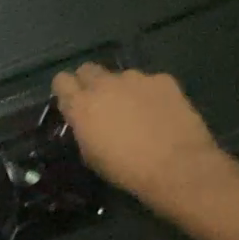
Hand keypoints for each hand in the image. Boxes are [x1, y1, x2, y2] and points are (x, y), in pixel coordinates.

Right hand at [52, 64, 233, 200]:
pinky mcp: (163, 80)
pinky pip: (150, 82)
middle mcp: (104, 84)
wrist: (176, 166)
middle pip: (88, 69)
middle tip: (102, 103)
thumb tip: (86, 122)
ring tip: (138, 111)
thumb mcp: (91, 155)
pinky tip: (161, 112)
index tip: (72, 102)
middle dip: (90, 82)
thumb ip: (84, 130)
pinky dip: (151, 93)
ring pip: (121, 76)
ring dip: (123, 89)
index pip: (61, 80)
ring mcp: (135, 78)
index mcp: (81, 105)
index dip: (66, 91)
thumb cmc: (127, 170)